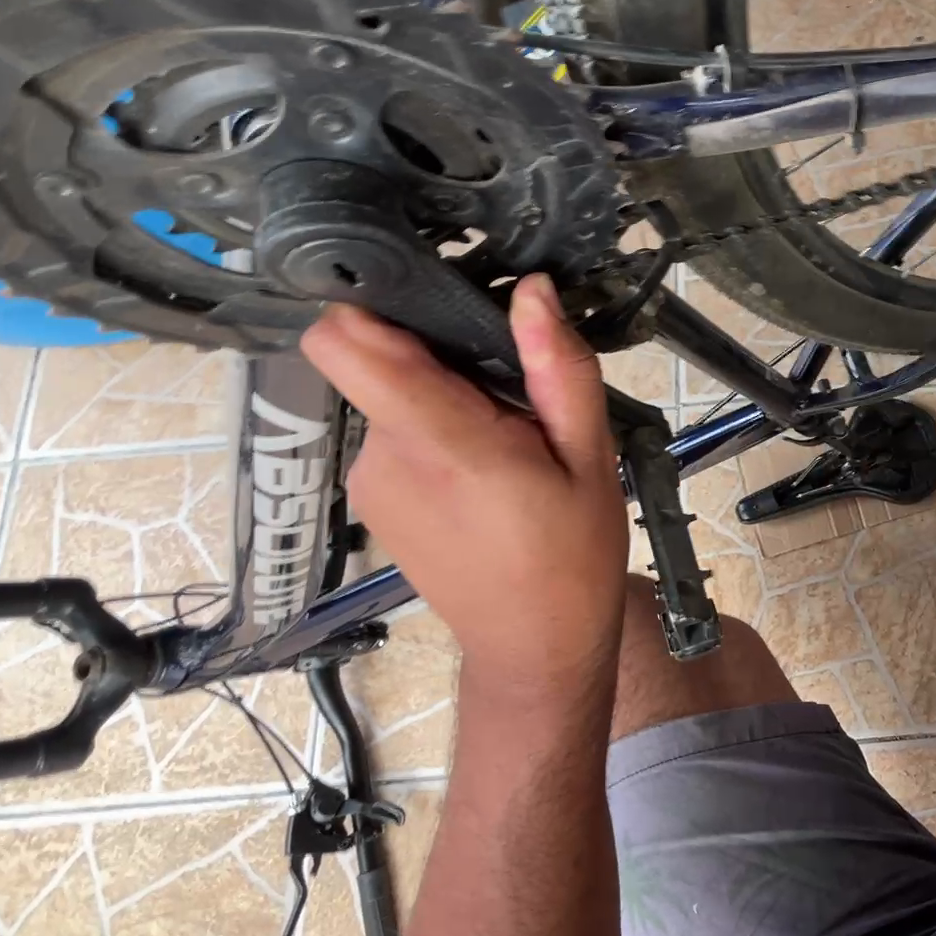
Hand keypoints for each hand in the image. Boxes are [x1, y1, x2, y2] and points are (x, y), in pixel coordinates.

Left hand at [300, 275, 628, 684]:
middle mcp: (384, 457)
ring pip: (394, 398)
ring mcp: (370, 482)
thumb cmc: (574, 554)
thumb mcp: (590, 459)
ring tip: (512, 449)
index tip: (433, 300)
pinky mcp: (372, 500)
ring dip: (448, 402)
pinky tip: (488, 475)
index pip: (344, 343)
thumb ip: (560, 371)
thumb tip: (534, 291)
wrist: (535, 644)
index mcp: (443, 442)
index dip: (372, 304)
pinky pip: (397, 436)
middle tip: (518, 404)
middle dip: (447, 361)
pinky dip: (437, 434)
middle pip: (384, 362)